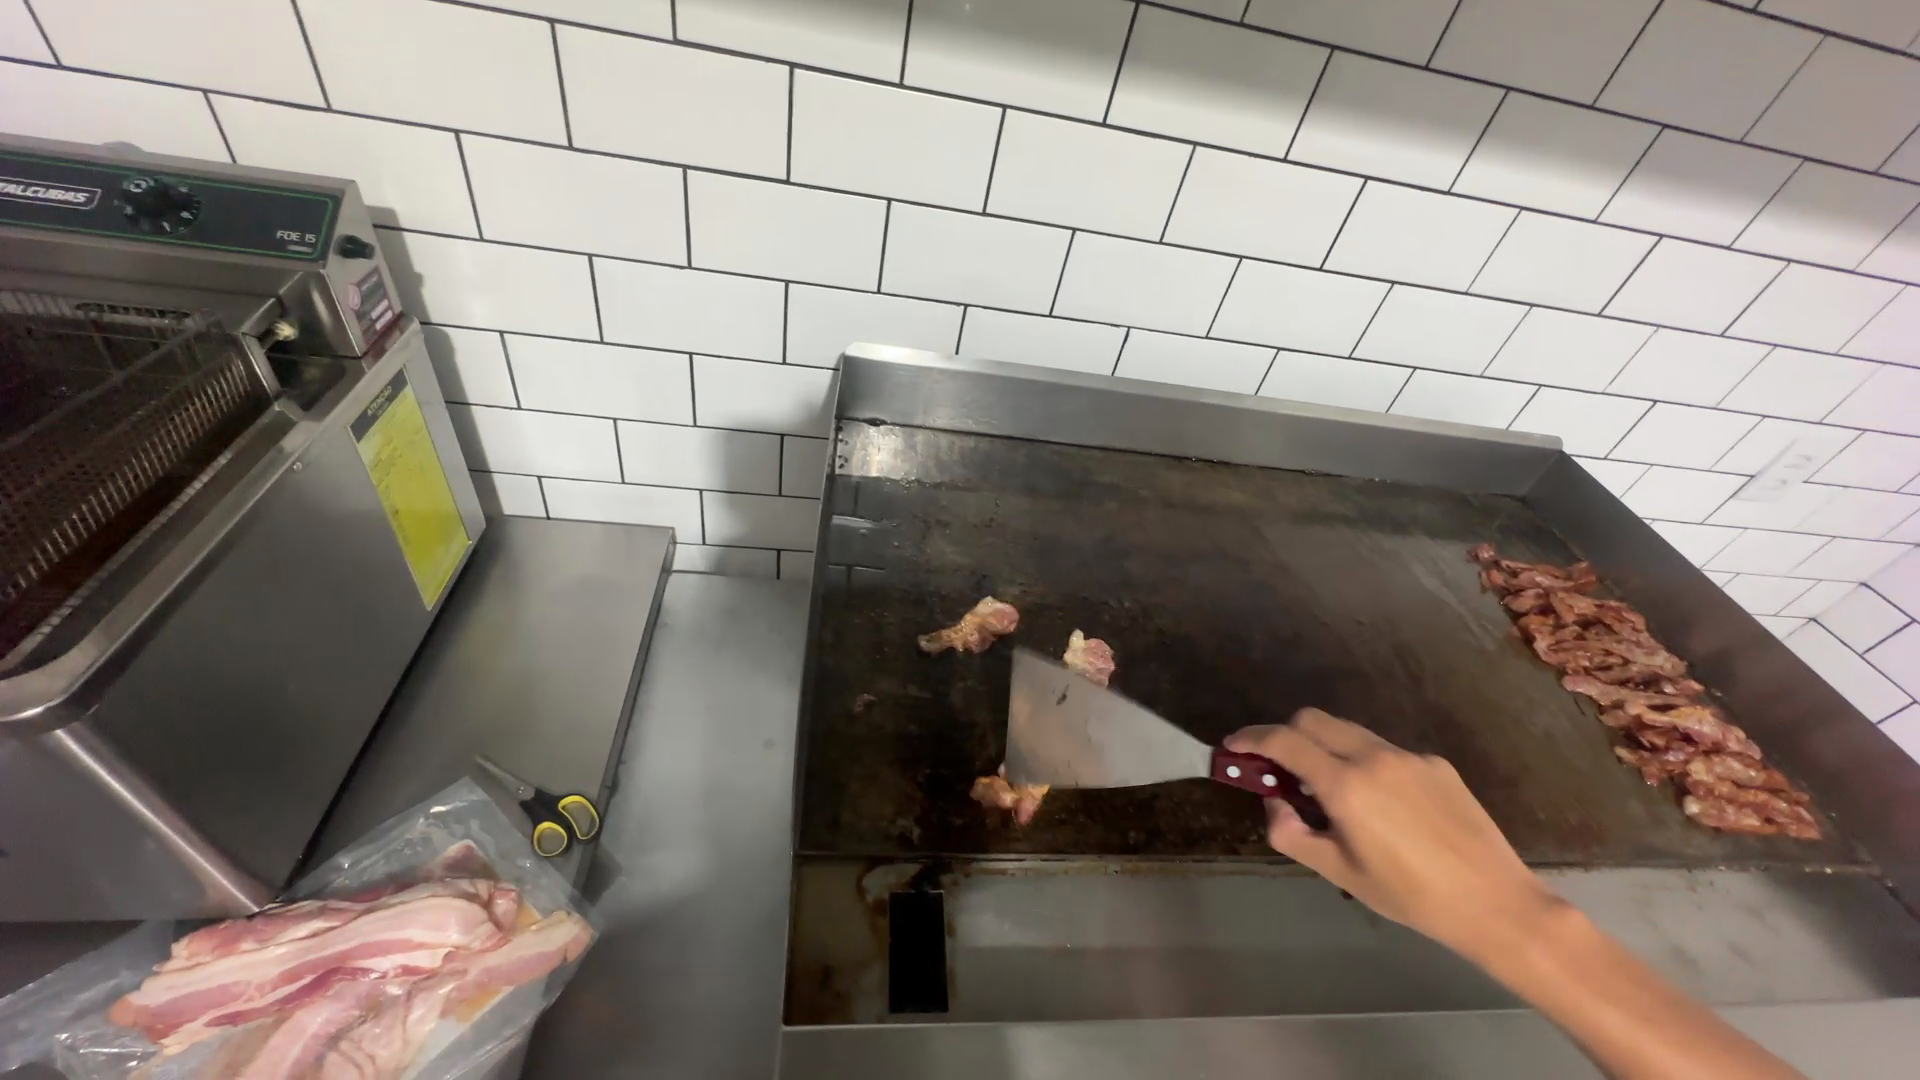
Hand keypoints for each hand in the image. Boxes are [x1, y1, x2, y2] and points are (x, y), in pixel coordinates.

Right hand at [1226, 709, 1561, 959]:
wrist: (1496, 904)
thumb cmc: (1409, 895)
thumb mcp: (1338, 871)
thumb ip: (1290, 831)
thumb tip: (1274, 800)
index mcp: (1346, 784)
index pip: (1284, 741)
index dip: (1251, 738)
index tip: (1233, 746)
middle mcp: (1374, 757)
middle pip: (1313, 720)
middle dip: (1285, 734)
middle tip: (1277, 767)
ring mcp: (1408, 756)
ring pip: (1349, 732)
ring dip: (1324, 747)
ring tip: (1328, 789)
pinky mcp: (1436, 764)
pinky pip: (1384, 751)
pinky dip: (1363, 763)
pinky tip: (1381, 805)